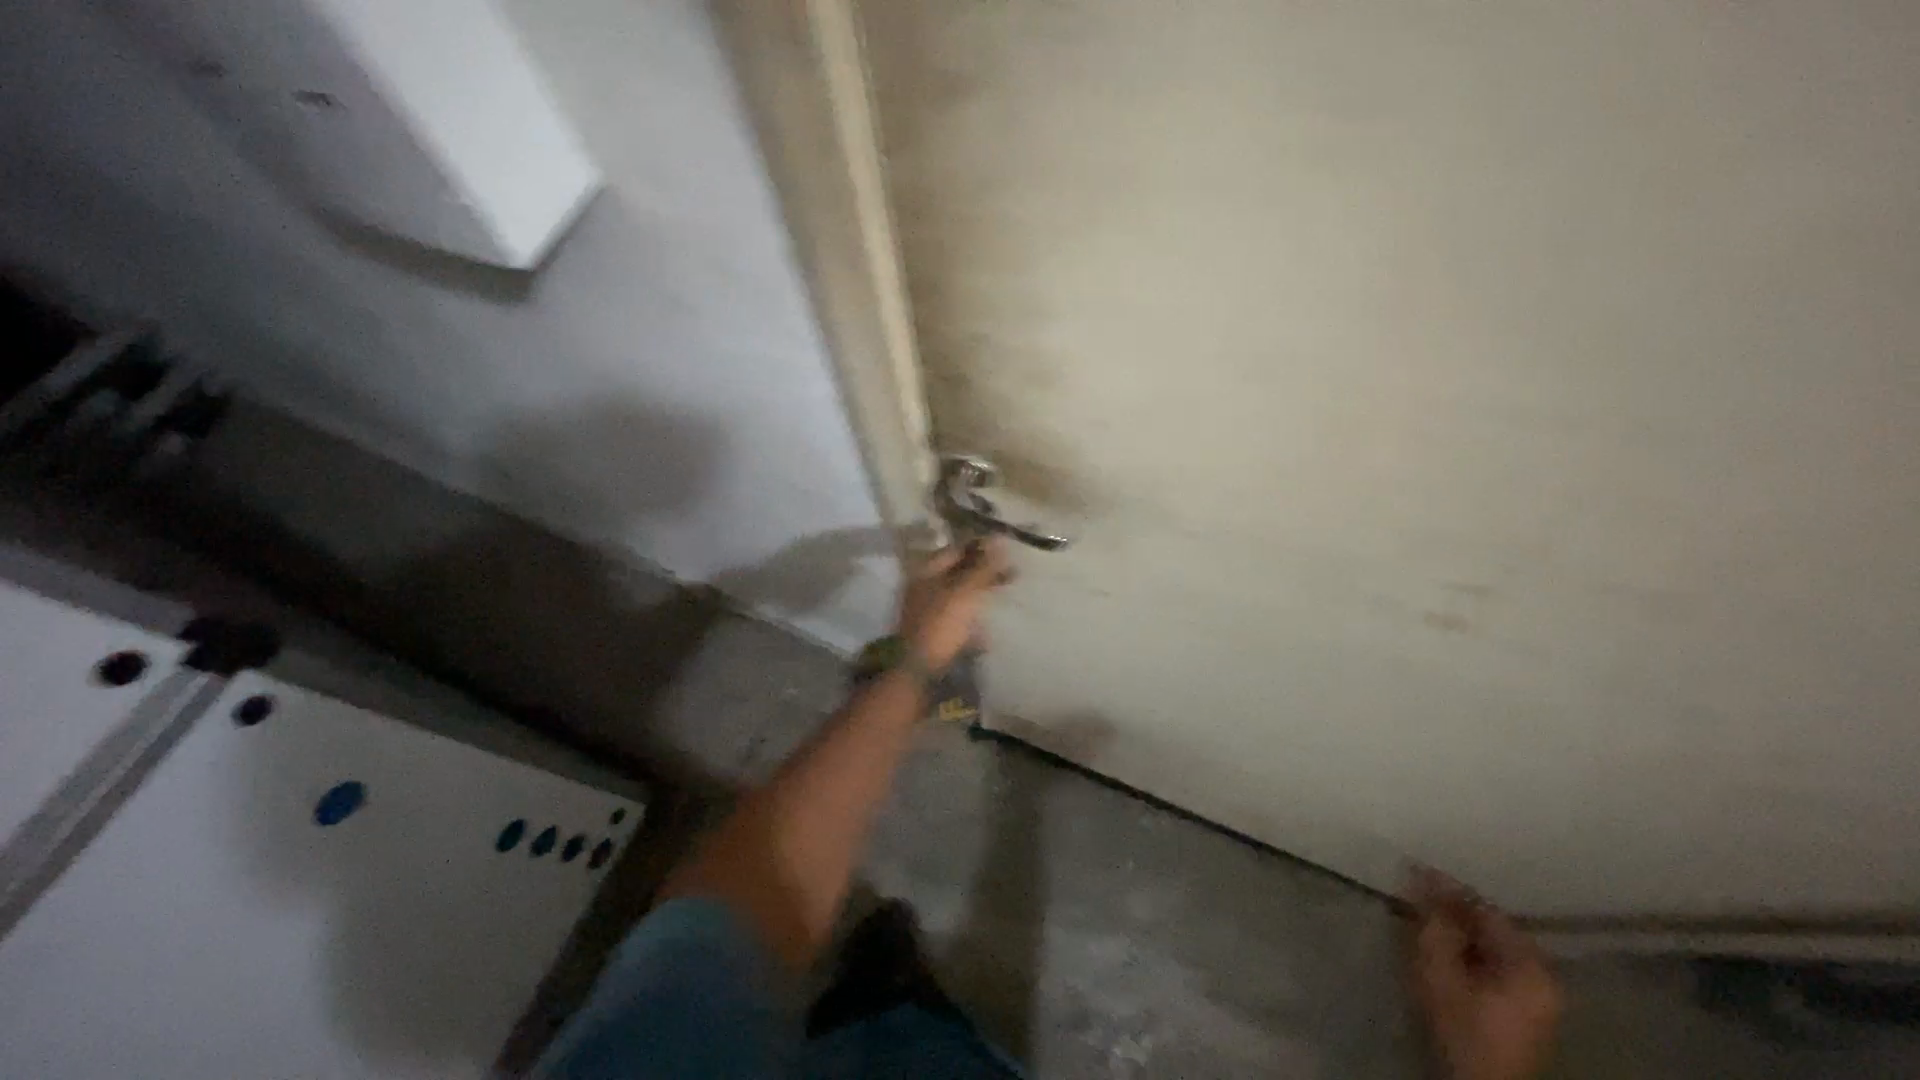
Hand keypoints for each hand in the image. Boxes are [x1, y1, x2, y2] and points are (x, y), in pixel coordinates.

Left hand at [895, 538, 1013, 671]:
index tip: (1006, 550)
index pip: (956, 549)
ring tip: (1007, 593)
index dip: (981, 547)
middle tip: (1012, 573)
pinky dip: (975, 612)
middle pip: (958, 571)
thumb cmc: (941, 625)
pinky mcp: (935, 629)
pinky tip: (991, 619)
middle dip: (984, 571)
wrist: (918, 670)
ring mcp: (928, 608)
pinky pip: (959, 613)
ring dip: (982, 591)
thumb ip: (982, 567)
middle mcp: (924, 585)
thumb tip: (999, 540)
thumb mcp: (964, 592)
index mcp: (926, 570)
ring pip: (960, 592)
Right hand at [1406, 868, 1562, 1079]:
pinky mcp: (1526, 1011)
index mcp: (1531, 963)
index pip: (1485, 910)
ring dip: (1458, 933)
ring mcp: (1540, 996)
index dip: (1448, 890)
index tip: (1414, 870)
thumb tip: (1423, 877)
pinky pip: (1495, 967)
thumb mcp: (1440, 973)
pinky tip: (1443, 953)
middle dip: (1452, 912)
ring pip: (1492, 948)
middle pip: (1491, 928)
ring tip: (1423, 922)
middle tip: (1415, 898)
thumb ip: (1434, 923)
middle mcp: (1545, 974)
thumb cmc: (1462, 1030)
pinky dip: (1468, 955)